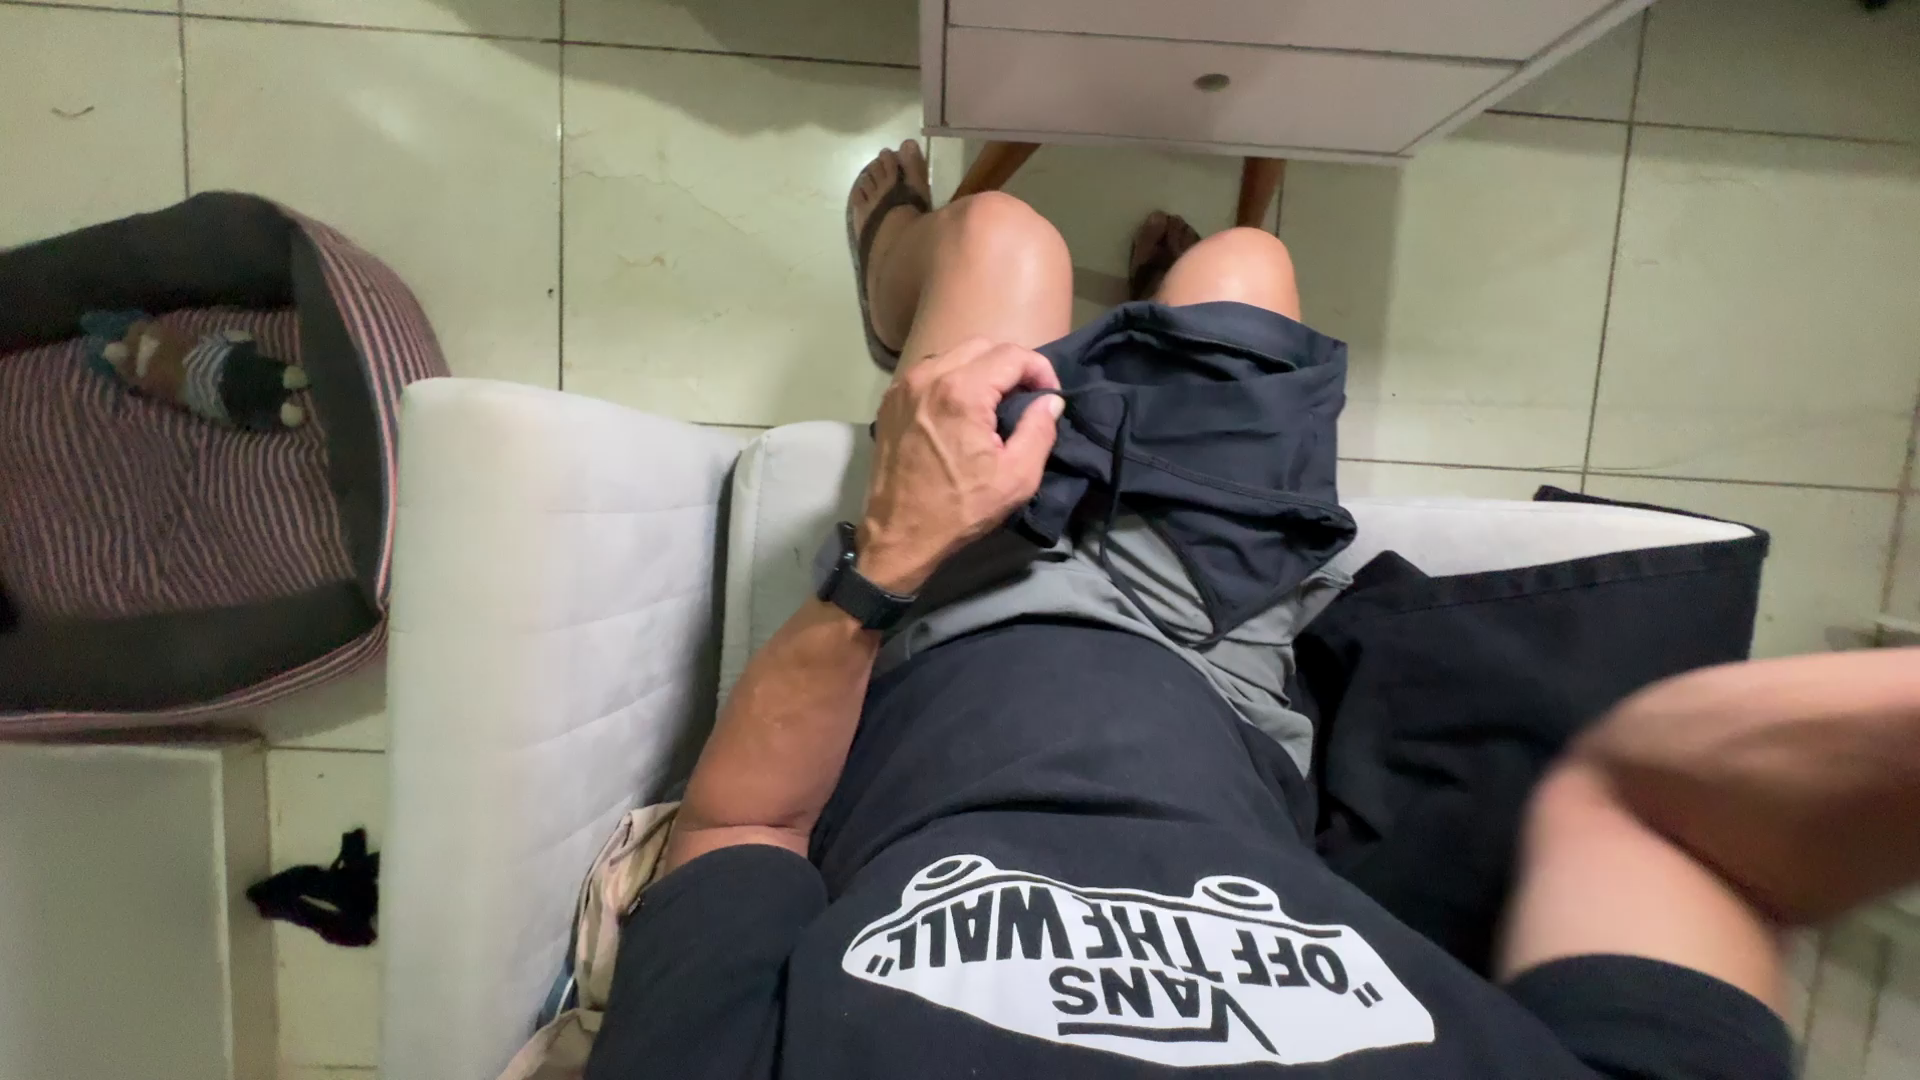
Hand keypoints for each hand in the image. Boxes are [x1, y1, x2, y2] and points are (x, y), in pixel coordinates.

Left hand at [857, 338, 1063, 593]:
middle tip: (1026, 397)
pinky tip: (963, 410)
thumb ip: (1039, 431)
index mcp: (962, 392)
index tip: (1049, 397)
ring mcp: (904, 387)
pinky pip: (930, 373)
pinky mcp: (890, 402)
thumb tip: (1051, 401)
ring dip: (981, 370)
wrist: (900, 535)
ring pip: (954, 355)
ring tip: (996, 403)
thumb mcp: (1016, 478)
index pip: (1012, 355)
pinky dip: (953, 380)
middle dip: (1011, 366)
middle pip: (982, 346)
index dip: (1040, 370)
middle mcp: (929, 377)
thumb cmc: (960, 510)